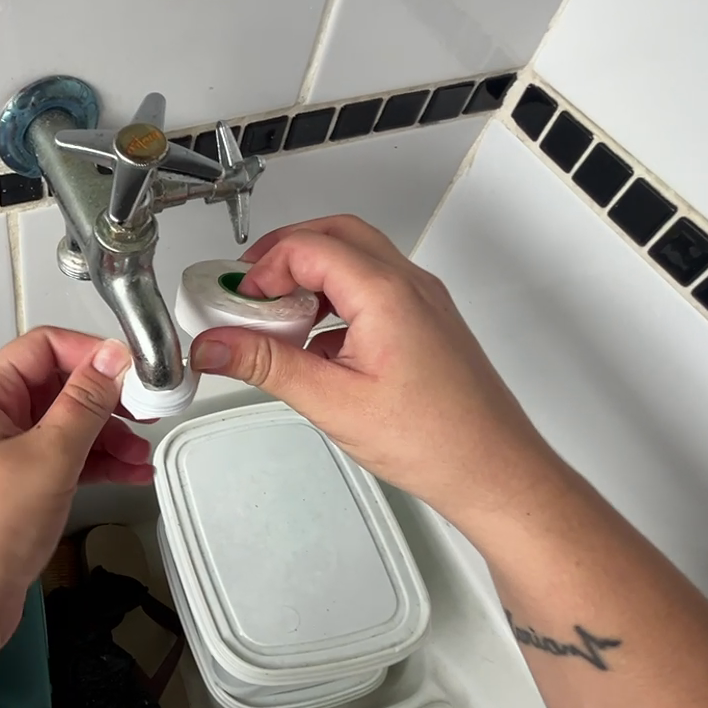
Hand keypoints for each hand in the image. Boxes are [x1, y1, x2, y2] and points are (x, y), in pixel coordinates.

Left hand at [0, 328, 152, 650]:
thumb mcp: (48, 456)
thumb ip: (84, 403)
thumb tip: (111, 356)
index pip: (41, 347)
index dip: (88, 352)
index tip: (131, 369)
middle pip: (56, 387)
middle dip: (104, 399)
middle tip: (147, 413)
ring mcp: (3, 456)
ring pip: (64, 427)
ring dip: (106, 436)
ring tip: (142, 455)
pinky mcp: (17, 490)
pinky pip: (62, 461)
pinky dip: (95, 465)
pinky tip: (130, 475)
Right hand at [188, 215, 561, 526]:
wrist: (494, 472)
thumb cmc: (434, 441)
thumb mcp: (330, 401)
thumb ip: (265, 365)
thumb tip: (213, 345)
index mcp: (386, 294)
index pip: (308, 247)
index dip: (263, 270)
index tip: (238, 305)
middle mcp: (408, 286)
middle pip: (334, 235)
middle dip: (282, 254)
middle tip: (248, 287)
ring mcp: (419, 302)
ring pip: (353, 259)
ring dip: (307, 276)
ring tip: (275, 318)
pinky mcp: (421, 323)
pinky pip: (368, 289)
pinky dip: (330, 301)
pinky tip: (311, 345)